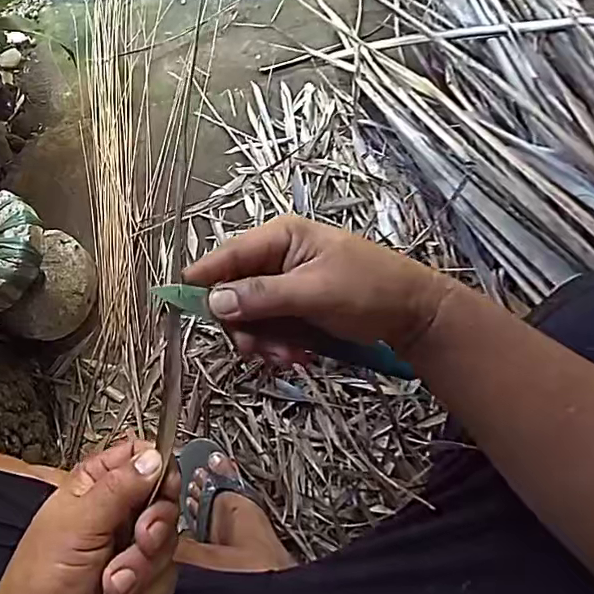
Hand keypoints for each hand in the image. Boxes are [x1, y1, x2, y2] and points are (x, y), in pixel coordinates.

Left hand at [0, 439, 181, 593]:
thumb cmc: (38, 581)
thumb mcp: (77, 525)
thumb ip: (118, 489)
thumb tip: (153, 458)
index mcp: (95, 481)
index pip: (141, 456)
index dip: (158, 469)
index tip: (160, 489)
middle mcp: (116, 508)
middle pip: (164, 498)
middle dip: (153, 528)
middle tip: (137, 540)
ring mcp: (130, 543)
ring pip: (168, 541)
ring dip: (143, 568)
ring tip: (112, 582)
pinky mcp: (141, 576)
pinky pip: (166, 576)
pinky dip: (143, 592)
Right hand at [182, 215, 467, 365]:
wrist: (414, 314)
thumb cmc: (369, 288)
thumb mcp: (314, 291)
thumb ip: (262, 296)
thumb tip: (213, 301)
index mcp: (280, 237)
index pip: (227, 255)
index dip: (202, 280)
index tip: (179, 304)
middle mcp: (275, 257)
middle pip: (232, 291)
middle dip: (244, 325)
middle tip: (258, 350)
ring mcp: (284, 284)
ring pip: (248, 316)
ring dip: (263, 341)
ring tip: (290, 356)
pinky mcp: (293, 307)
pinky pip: (268, 328)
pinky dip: (277, 345)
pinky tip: (297, 355)